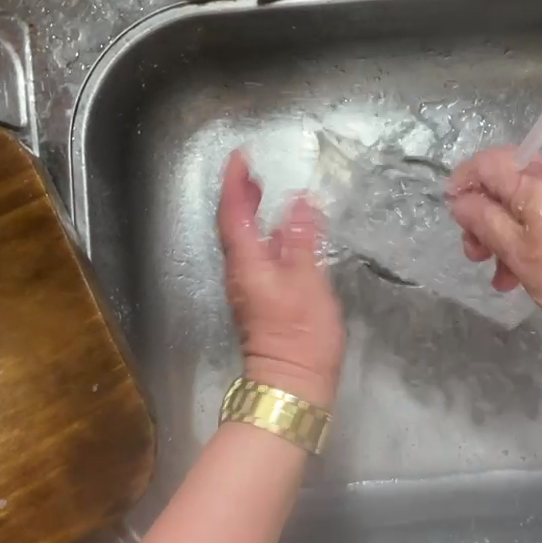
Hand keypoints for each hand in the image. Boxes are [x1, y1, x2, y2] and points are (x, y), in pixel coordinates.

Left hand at [216, 150, 344, 408]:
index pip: (233, 214)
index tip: (241, 157)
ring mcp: (251, 288)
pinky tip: (286, 234)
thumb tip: (300, 202)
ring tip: (268, 194)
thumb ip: (303, 241)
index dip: (235, 184)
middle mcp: (241, 273)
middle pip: (234, 226)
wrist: (294, 385)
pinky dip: (268, 237)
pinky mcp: (263, 300)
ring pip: (246, 242)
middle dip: (241, 196)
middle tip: (254, 172)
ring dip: (253, 215)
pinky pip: (259, 257)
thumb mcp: (308, 283)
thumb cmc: (301, 335)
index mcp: (247, 264)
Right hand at [447, 148, 541, 342]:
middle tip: (478, 258)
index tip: (453, 214)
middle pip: (513, 181)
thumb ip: (485, 222)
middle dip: (488, 217)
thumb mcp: (520, 256)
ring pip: (538, 200)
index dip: (463, 183)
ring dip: (514, 232)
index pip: (488, 162)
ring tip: (508, 277)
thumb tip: (462, 200)